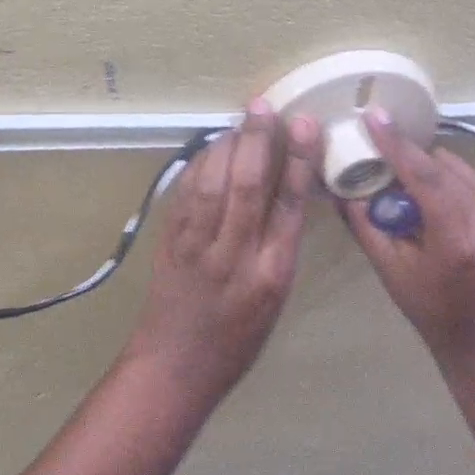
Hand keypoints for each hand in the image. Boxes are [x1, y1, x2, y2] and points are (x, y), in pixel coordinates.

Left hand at [120, 100, 323, 404]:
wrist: (176, 367)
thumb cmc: (236, 339)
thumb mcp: (275, 298)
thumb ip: (279, 245)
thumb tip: (285, 192)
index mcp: (272, 274)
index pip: (290, 206)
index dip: (298, 160)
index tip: (304, 125)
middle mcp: (236, 256)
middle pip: (250, 186)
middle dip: (259, 140)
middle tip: (265, 107)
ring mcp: (198, 247)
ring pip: (215, 183)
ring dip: (228, 145)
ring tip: (242, 119)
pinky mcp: (170, 242)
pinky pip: (187, 194)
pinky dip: (200, 165)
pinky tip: (212, 148)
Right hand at [343, 106, 474, 375]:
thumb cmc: (429, 305)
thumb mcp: (387, 267)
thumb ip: (364, 221)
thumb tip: (341, 183)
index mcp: (459, 236)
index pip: (424, 176)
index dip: (396, 144)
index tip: (373, 116)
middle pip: (438, 165)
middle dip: (406, 159)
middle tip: (378, 165)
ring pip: (453, 165)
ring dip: (426, 170)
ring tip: (408, 193)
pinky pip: (467, 174)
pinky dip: (444, 179)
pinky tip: (432, 200)